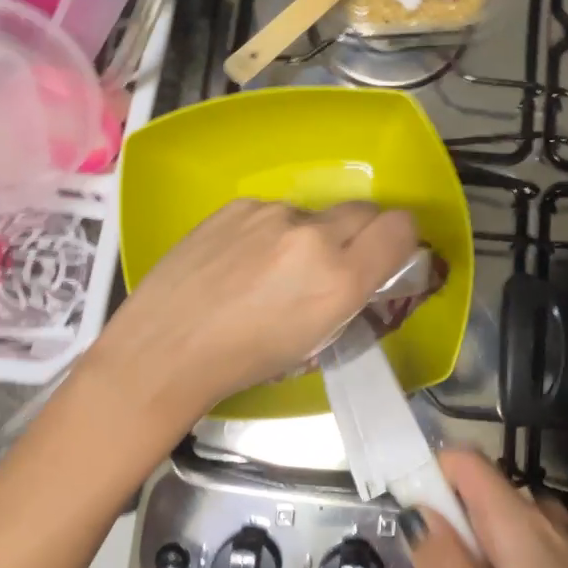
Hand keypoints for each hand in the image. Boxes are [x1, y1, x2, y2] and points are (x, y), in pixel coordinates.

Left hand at [89, 198, 418, 417]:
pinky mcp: (238, 205)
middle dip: (360, 233)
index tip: (390, 252)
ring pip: (313, 215)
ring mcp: (272, 214)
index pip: (400, 228)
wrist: (166, 349)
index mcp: (341, 279)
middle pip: (364, 211)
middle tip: (336, 262)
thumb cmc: (245, 362)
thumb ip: (350, 294)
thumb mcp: (317, 339)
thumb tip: (363, 269)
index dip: (401, 238)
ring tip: (271, 270)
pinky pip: (272, 212)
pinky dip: (269, 232)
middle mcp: (314, 236)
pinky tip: (240, 261)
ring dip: (308, 235)